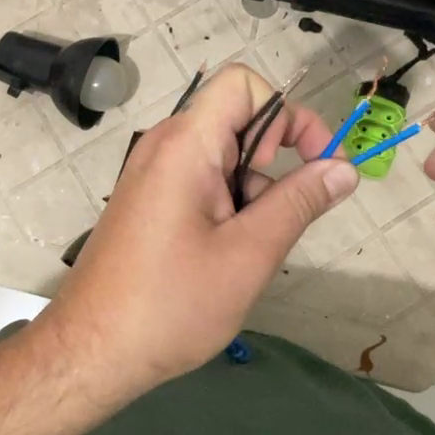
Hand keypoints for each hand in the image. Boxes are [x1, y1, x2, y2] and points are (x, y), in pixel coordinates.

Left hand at [39, 64, 360, 398]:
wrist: (91, 350)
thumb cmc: (170, 304)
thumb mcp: (248, 255)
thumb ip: (299, 203)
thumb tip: (344, 169)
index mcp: (185, 144)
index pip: (242, 83)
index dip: (286, 113)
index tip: (308, 163)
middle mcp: (164, 145)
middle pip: (236, 119)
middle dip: (272, 160)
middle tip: (274, 218)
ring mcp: (152, 173)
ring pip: (222, 155)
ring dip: (251, 190)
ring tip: (243, 251)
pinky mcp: (148, 199)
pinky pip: (200, 180)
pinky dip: (227, 205)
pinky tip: (222, 255)